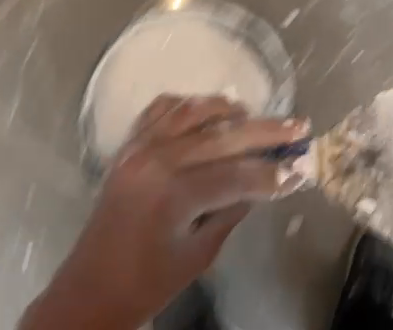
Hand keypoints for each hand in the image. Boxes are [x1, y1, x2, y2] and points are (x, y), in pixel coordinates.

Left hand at [21, 95, 306, 329]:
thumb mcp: (200, 252)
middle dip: (265, 131)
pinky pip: (163, 108)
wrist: (91, 288)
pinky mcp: (128, 143)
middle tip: (298, 126)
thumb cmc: (148, 281)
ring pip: (193, 110)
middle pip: (221, 135)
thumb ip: (233, 209)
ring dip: (228, 110)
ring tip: (256, 115)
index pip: (236, 174)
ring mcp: (139, 146)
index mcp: (172, 194)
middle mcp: (155, 160)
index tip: (301, 169)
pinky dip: (189, 104)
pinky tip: (211, 110)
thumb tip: (267, 179)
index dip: (272, 173)